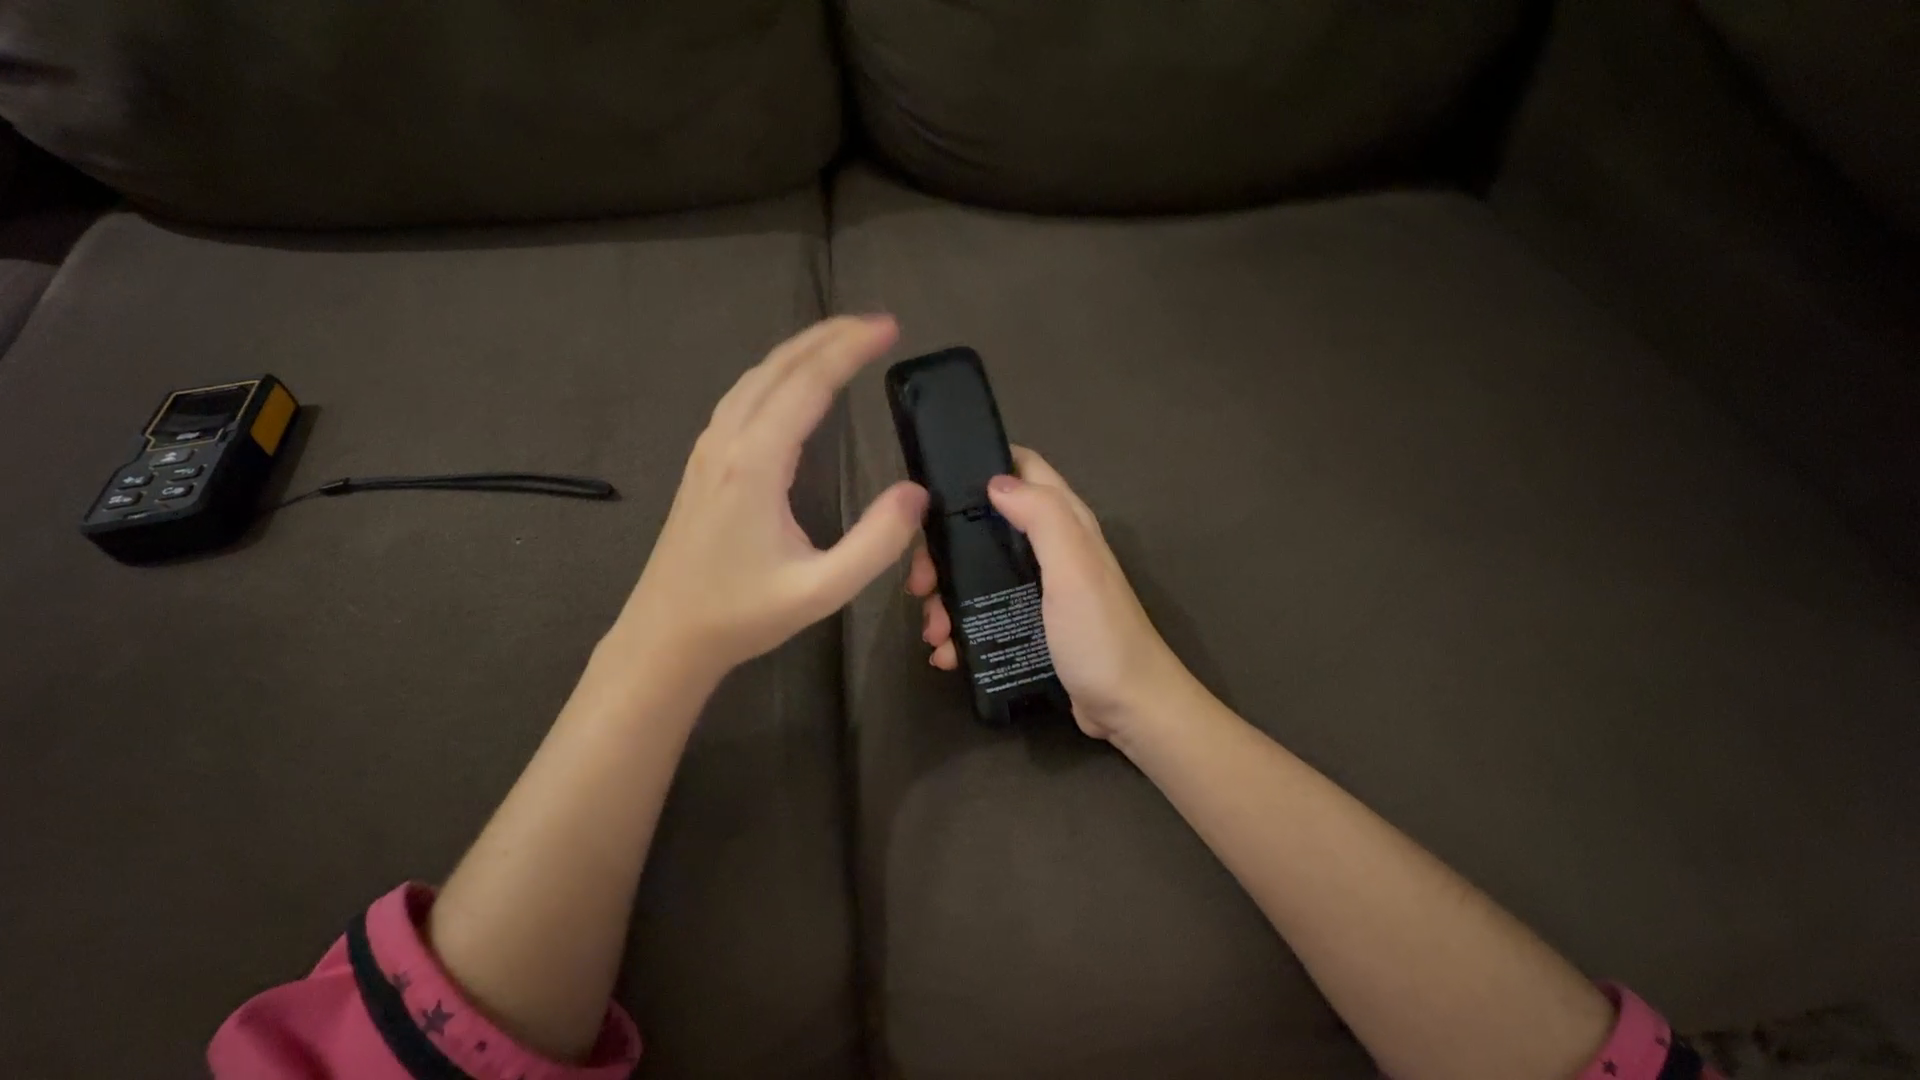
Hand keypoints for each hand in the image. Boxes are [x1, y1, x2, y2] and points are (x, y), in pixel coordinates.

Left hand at [617, 316, 927, 678]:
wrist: (666, 635)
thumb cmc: (742, 614)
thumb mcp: (821, 589)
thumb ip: (876, 542)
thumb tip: (918, 494)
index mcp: (756, 462)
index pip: (808, 384)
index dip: (850, 349)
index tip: (890, 327)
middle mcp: (728, 441)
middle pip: (779, 367)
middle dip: (829, 336)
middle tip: (878, 324)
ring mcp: (709, 448)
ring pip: (756, 377)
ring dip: (801, 351)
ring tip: (843, 340)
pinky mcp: (703, 462)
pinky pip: (742, 396)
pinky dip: (777, 374)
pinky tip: (793, 383)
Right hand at [908, 446, 1190, 739]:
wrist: (1129, 707)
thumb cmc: (1100, 635)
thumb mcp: (1073, 568)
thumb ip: (1042, 517)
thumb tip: (995, 481)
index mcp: (1066, 523)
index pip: (1025, 468)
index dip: (983, 464)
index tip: (935, 488)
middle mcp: (1051, 548)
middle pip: (986, 526)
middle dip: (945, 549)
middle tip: (919, 582)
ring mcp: (1040, 589)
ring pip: (979, 573)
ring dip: (948, 595)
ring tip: (931, 629)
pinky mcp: (1031, 625)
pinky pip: (986, 614)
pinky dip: (962, 628)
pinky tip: (947, 651)